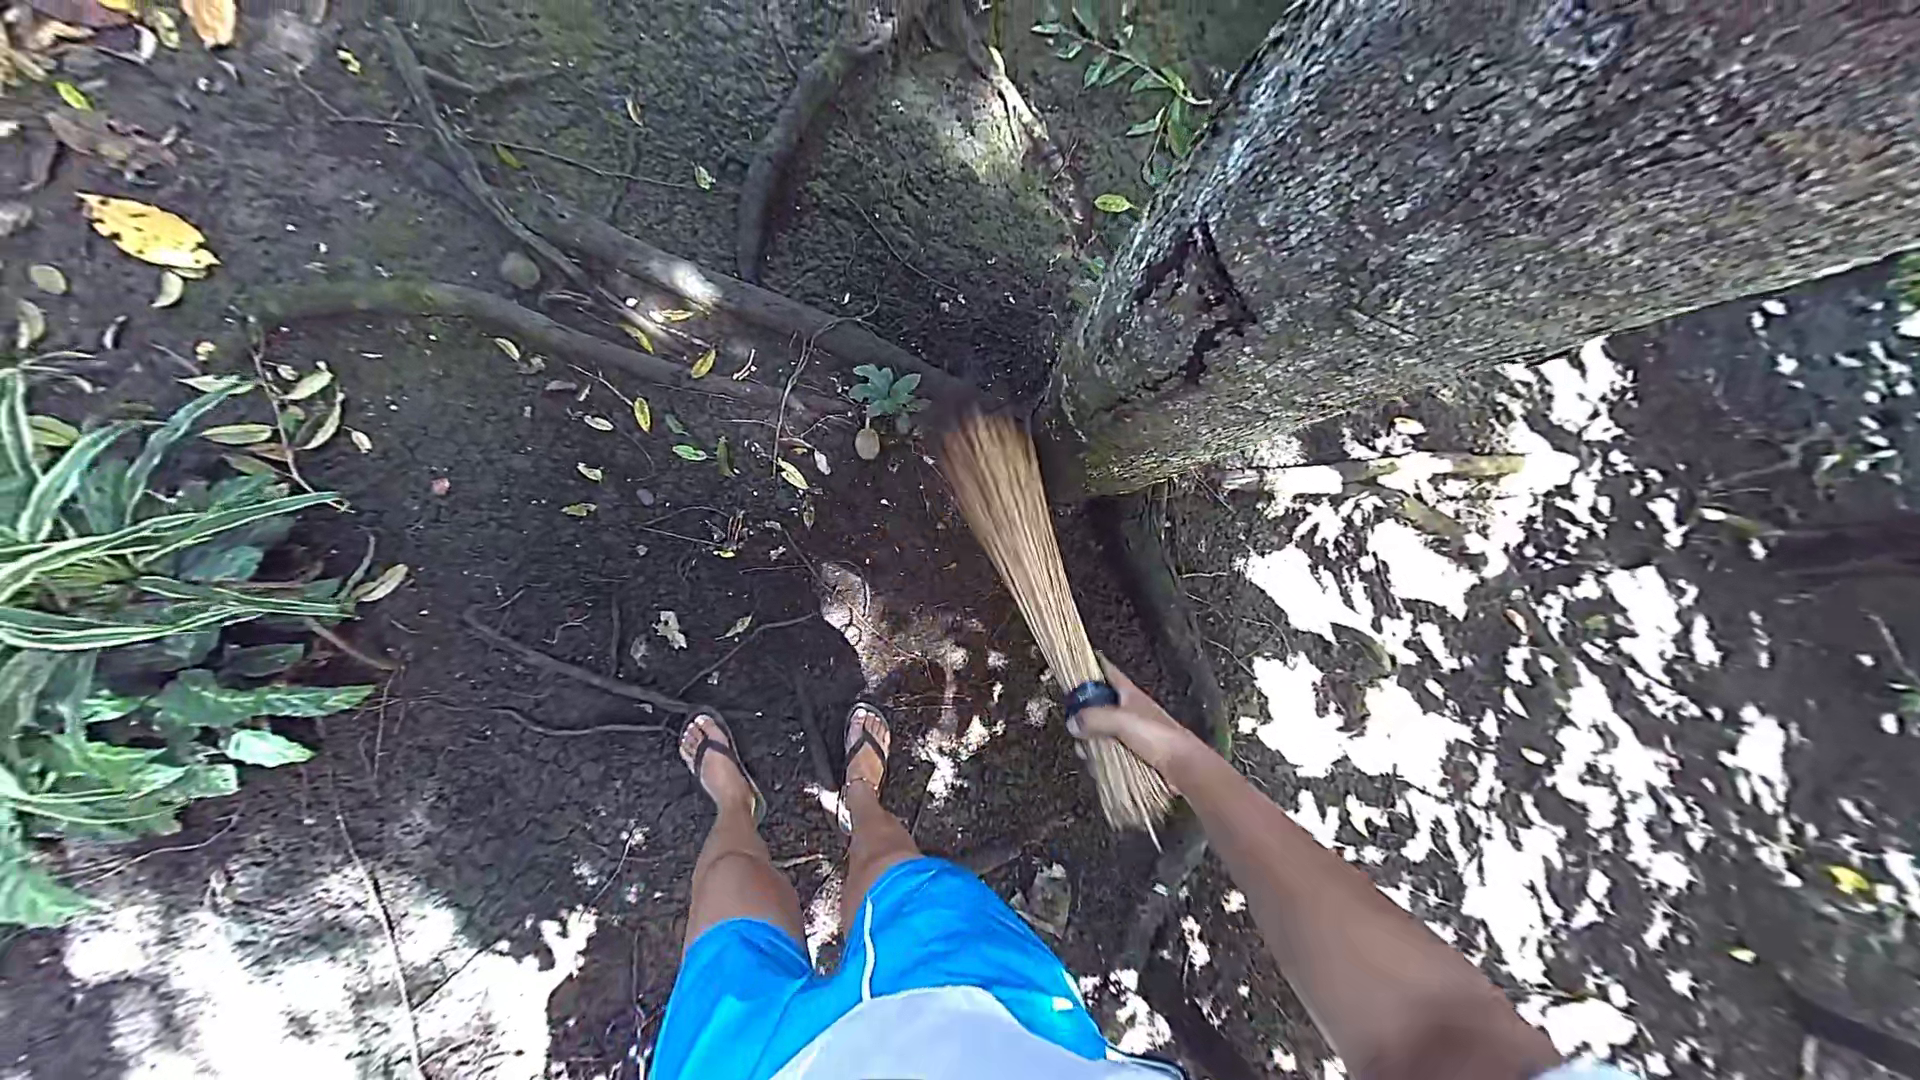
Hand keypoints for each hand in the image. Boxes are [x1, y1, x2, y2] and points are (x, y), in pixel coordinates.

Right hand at [1066, 659, 1212, 782]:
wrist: (1184, 766)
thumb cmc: (1159, 737)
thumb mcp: (1120, 720)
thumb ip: (1094, 718)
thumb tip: (1073, 721)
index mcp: (1128, 692)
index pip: (1105, 670)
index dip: (1090, 666)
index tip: (1072, 668)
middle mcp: (1129, 707)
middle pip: (1099, 701)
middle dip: (1083, 712)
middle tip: (1074, 722)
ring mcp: (1132, 729)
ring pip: (1102, 727)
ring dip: (1091, 737)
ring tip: (1085, 749)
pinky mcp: (1134, 750)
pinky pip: (1110, 747)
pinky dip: (1101, 753)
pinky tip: (1097, 761)